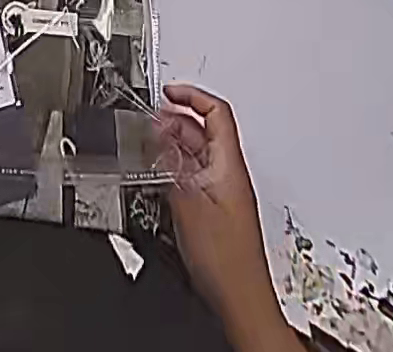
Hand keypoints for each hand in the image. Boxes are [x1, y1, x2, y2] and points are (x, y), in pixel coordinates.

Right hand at [157, 83, 299, 351]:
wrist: (241, 299)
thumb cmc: (226, 260)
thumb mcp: (188, 203)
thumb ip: (170, 165)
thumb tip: (158, 135)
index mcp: (228, 163)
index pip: (216, 112)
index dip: (192, 95)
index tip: (169, 92)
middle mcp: (228, 171)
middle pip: (205, 128)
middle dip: (177, 116)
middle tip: (152, 116)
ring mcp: (223, 188)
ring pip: (198, 150)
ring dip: (175, 139)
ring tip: (150, 138)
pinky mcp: (215, 205)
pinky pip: (195, 171)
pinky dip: (176, 162)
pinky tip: (160, 169)